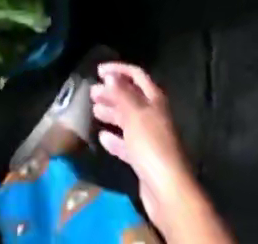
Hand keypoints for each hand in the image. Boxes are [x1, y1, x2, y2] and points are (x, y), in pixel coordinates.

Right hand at [90, 63, 189, 197]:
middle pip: (131, 96)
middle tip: (91, 92)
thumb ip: (122, 94)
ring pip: (127, 118)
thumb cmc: (151, 144)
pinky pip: (126, 142)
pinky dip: (114, 138)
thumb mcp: (135, 114)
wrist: (166, 187)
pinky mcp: (143, 156)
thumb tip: (110, 76)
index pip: (136, 75)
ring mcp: (148, 135)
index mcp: (155, 98)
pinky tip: (101, 137)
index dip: (118, 70)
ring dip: (111, 112)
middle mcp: (153, 113)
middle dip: (111, 92)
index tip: (98, 70)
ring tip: (93, 110)